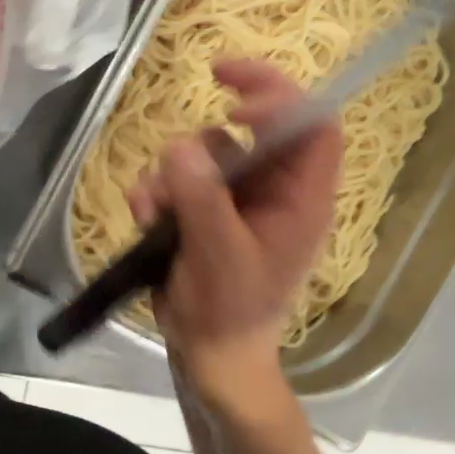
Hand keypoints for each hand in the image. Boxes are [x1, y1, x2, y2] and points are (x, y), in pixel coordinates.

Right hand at [126, 59, 340, 397]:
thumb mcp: (219, 254)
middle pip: (253, 131)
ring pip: (203, 156)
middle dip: (208, 136)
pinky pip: (176, 182)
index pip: (311, 127)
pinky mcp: (200, 215)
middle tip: (184, 128)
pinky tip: (143, 217)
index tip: (234, 99)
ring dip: (170, 173)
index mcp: (301, 199)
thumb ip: (202, 198)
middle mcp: (271, 192)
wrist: (208, 355)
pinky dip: (155, 193)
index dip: (281, 100)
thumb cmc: (230, 310)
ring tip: (151, 210)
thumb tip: (180, 144)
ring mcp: (233, 202)